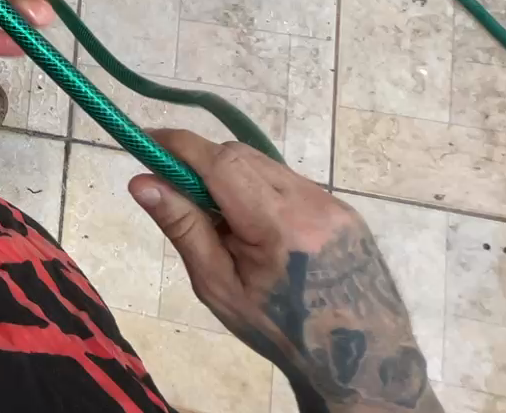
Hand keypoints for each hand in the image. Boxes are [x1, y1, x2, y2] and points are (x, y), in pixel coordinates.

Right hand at [130, 130, 439, 412]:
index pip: (218, 161)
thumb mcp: (217, 285)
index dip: (176, 144)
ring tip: (215, 213)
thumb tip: (140, 181)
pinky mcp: (343, 210)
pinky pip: (283, 178)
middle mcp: (313, 204)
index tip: (142, 139)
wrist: (364, 367)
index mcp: (280, 226)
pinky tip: (250, 221)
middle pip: (237, 154)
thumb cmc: (279, 330)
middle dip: (198, 159)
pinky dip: (253, 185)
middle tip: (172, 186)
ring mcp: (334, 205)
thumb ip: (182, 226)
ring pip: (260, 162)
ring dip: (225, 171)